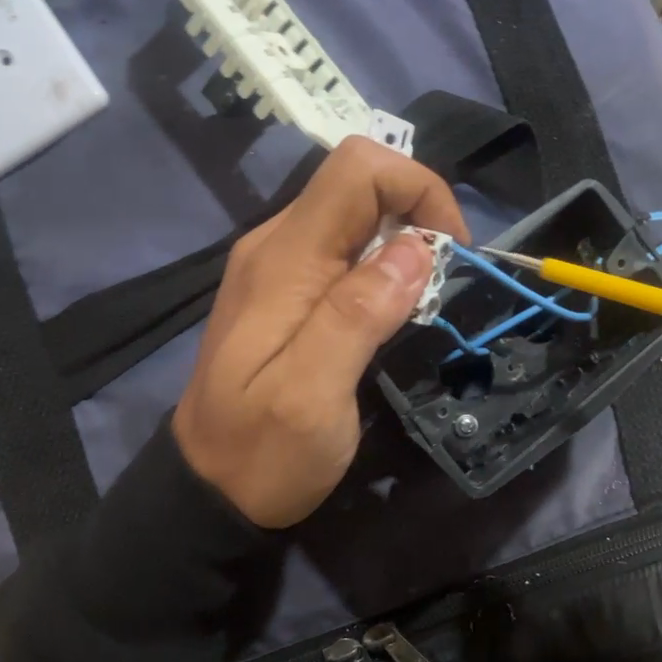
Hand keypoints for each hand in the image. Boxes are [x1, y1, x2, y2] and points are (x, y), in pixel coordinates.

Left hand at [173, 138, 468, 527]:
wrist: (210, 491)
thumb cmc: (263, 453)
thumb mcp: (312, 396)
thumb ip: (358, 316)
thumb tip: (417, 248)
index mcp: (283, 260)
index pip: (356, 170)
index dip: (418, 189)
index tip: (451, 253)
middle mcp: (276, 247)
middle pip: (357, 185)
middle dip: (416, 217)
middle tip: (442, 288)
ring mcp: (276, 269)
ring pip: (353, 218)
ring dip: (402, 246)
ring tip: (421, 308)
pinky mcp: (284, 295)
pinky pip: (342, 253)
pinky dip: (381, 269)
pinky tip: (389, 316)